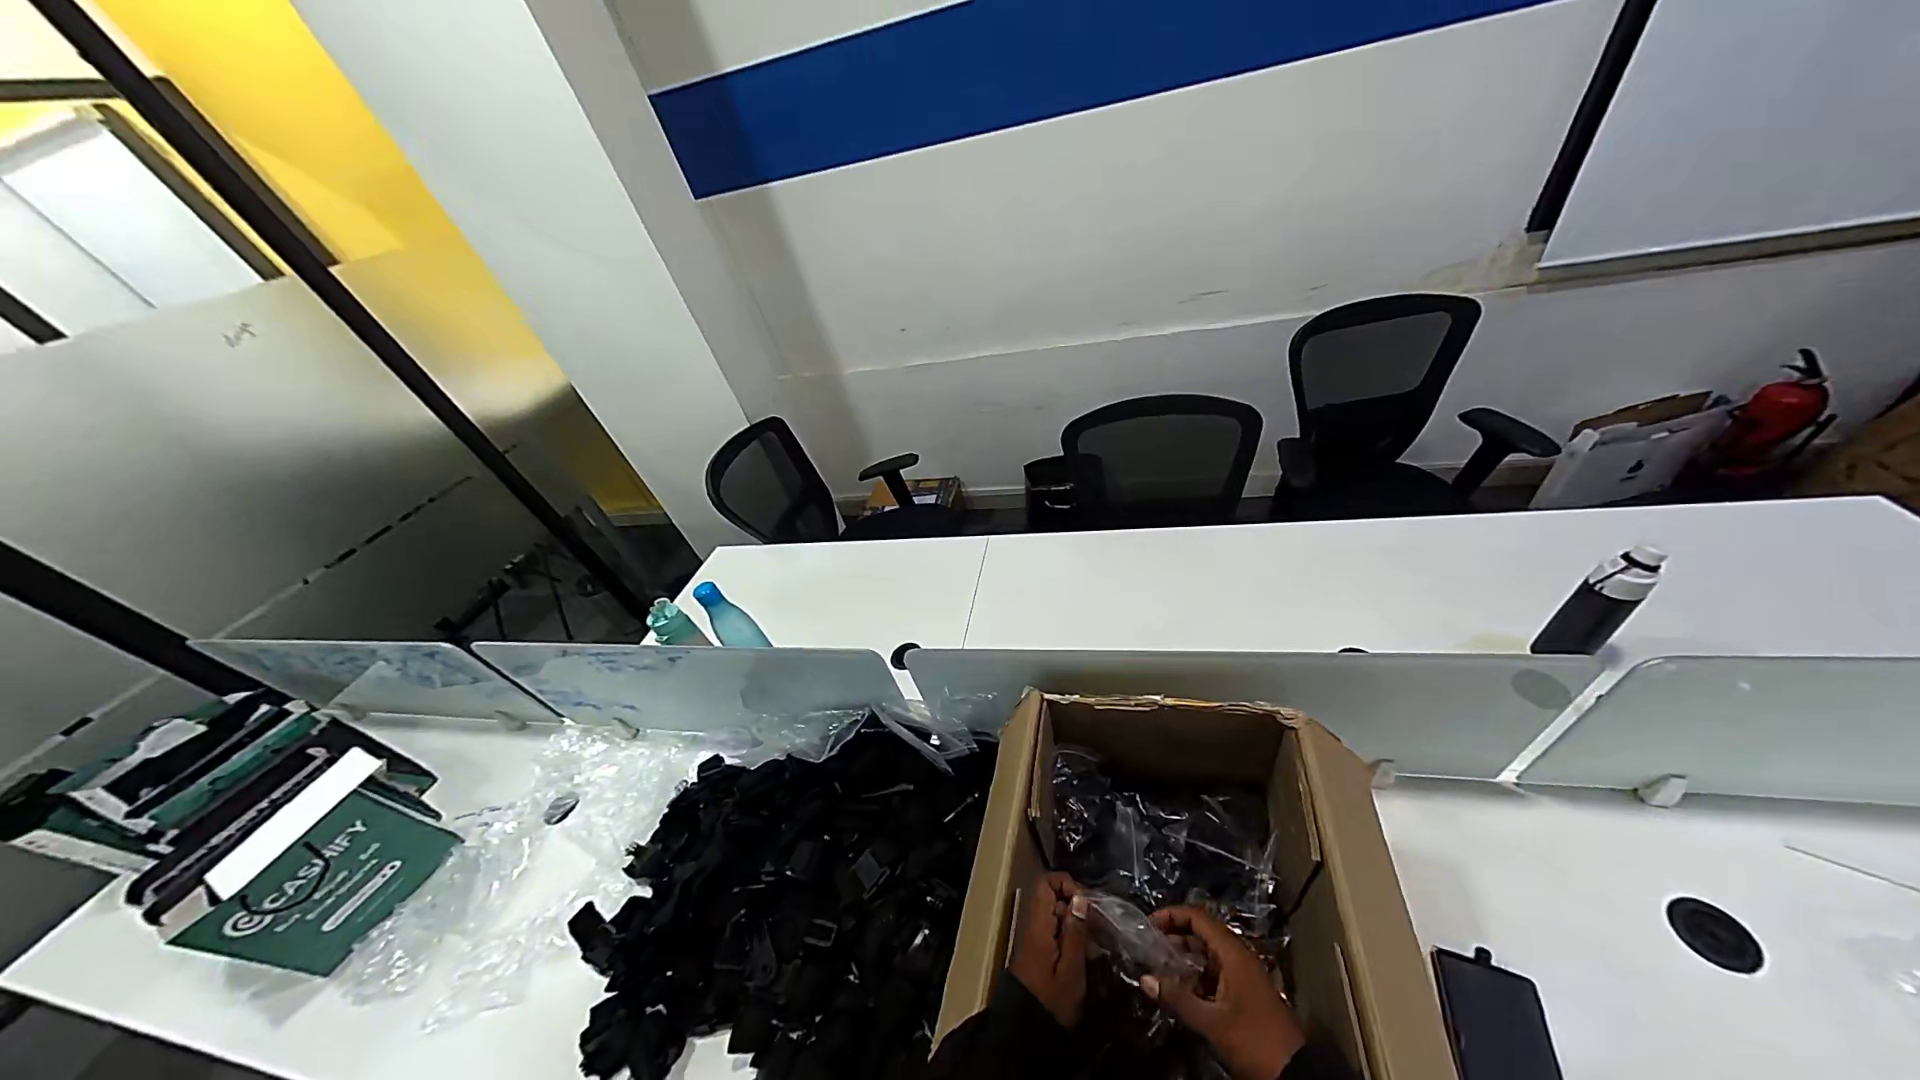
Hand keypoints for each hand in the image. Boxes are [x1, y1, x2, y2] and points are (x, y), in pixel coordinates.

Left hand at [1008, 872, 1089, 1027]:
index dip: (1067, 884)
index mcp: (1038, 925)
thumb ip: (1075, 932)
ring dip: (1079, 923)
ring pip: (1057, 915)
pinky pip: (1056, 931)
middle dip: (1079, 906)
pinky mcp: (1039, 952)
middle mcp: (1033, 926)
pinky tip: (1090, 953)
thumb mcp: (1071, 970)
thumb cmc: (1052, 1002)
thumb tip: (1080, 897)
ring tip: (1101, 941)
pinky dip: (1073, 937)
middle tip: (1102, 926)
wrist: (1028, 1034)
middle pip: (1053, 898)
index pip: (1045, 883)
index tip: (1088, 904)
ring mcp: (1035, 938)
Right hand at [1141, 906, 1305, 1079]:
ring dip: (1183, 958)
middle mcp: (1238, 958)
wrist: (1296, 1075)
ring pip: (1207, 955)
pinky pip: (1214, 974)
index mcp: (1233, 954)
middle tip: (1149, 947)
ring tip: (1158, 968)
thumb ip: (1177, 998)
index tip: (1148, 924)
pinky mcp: (1244, 994)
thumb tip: (1144, 979)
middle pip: (1202, 934)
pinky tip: (1179, 990)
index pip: (1198, 918)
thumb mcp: (1212, 1022)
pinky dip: (1195, 976)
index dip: (1172, 915)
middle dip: (1174, 937)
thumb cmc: (1253, 1040)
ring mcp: (1242, 976)